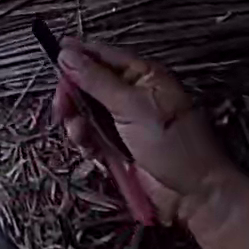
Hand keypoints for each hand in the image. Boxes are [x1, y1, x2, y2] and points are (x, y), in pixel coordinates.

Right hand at [54, 40, 237, 226]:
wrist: (194, 197)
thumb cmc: (171, 142)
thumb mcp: (132, 106)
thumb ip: (95, 80)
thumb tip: (65, 52)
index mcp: (142, 75)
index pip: (103, 55)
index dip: (78, 53)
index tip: (54, 52)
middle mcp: (130, 94)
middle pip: (89, 82)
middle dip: (72, 91)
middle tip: (61, 101)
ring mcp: (122, 121)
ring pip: (85, 109)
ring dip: (75, 117)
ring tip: (75, 128)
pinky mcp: (116, 145)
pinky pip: (90, 134)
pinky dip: (84, 138)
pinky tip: (85, 144)